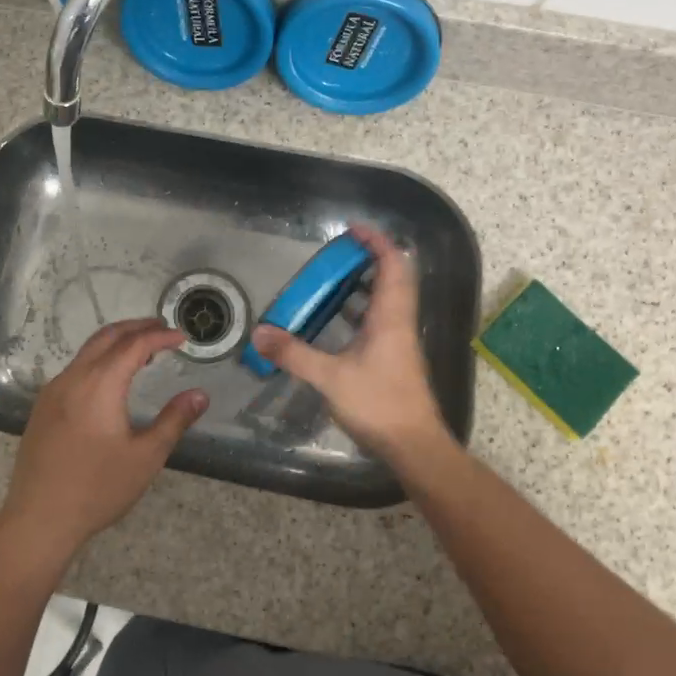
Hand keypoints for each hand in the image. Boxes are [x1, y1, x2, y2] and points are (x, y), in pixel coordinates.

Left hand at [0, 318, 208, 557]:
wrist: (39, 519)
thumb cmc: (97, 489)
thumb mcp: (145, 457)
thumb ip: (174, 421)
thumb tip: (200, 395)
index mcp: (99, 384)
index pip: (135, 345)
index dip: (161, 336)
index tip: (183, 337)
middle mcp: (73, 377)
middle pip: (107, 337)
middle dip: (137, 327)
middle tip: (163, 329)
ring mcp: (53, 390)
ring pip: (88, 351)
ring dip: (116, 342)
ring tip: (143, 353)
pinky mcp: (43, 406)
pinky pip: (75, 369)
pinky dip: (99, 360)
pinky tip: (110, 381)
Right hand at [251, 225, 449, 459]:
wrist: (415, 446)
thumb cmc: (379, 404)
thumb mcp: (330, 378)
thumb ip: (294, 354)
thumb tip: (260, 333)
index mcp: (390, 317)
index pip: (391, 265)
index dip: (376, 242)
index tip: (353, 229)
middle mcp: (399, 322)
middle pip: (393, 277)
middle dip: (368, 259)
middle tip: (338, 254)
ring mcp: (399, 341)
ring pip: (387, 300)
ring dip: (364, 284)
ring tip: (332, 281)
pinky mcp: (394, 358)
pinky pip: (379, 320)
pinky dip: (360, 310)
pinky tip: (336, 321)